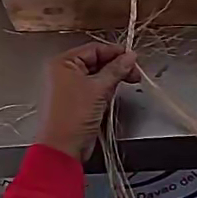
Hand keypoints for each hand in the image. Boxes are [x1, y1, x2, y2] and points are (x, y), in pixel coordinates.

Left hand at [36, 43, 140, 160]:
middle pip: (96, 62)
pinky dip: (104, 92)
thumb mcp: (98, 88)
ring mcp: (69, 88)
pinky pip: (93, 90)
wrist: (62, 148)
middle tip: (133, 74)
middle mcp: (63, 72)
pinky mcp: (75, 102)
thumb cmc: (73, 116)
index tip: (132, 58)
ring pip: (96, 77)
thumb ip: (116, 70)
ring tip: (122, 87)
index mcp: (63, 63)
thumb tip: (130, 56)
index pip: (94, 49)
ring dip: (110, 81)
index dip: (115, 52)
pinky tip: (110, 98)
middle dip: (115, 68)